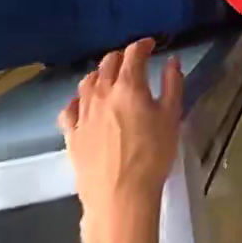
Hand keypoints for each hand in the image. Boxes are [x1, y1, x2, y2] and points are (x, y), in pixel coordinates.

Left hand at [59, 39, 184, 221]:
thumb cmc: (152, 155)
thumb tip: (171, 61)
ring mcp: (83, 115)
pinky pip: (68, 109)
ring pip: (86, 82)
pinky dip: (77, 100)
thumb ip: (172, 84)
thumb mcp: (172, 116)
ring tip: (109, 78)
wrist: (120, 198)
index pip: (133, 54)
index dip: (142, 45)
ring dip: (99, 74)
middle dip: (122, 56)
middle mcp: (102, 94)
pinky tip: (84, 104)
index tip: (151, 45)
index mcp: (129, 86)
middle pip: (107, 63)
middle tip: (134, 61)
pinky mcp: (71, 136)